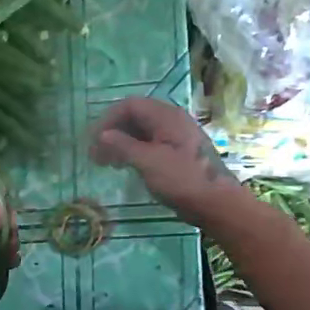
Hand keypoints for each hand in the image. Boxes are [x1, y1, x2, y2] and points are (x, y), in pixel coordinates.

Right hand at [91, 96, 245, 226]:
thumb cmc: (182, 180)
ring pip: (143, 131)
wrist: (217, 203)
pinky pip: (152, 144)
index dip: (107, 120)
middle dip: (113, 132)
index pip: (130, 105)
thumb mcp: (148, 162)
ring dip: (122, 143)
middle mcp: (173, 120)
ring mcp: (178, 137)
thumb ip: (123, 145)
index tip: (93, 141)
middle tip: (96, 155)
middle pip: (136, 117)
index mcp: (166, 116)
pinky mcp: (180, 153)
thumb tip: (102, 135)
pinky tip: (127, 166)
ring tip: (107, 163)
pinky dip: (135, 151)